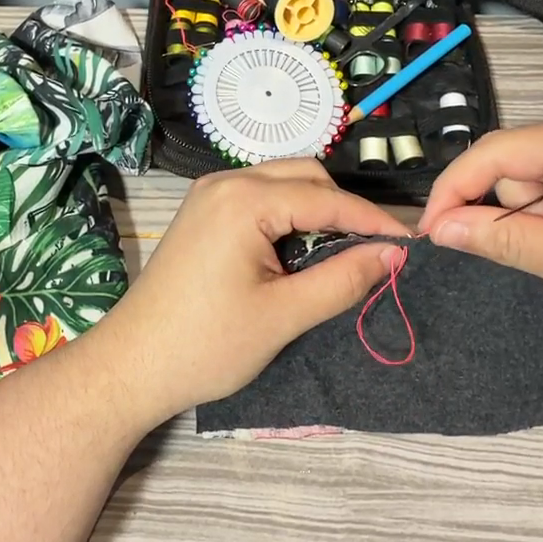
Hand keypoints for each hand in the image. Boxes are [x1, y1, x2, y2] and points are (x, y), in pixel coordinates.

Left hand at [90, 158, 410, 423]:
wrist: (131, 364)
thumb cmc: (206, 344)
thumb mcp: (283, 316)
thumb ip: (343, 279)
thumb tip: (393, 254)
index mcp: (243, 199)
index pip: (325, 198)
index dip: (371, 220)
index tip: (410, 244)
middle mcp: (225, 182)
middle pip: (304, 177)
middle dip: (342, 209)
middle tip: (371, 253)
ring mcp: (208, 194)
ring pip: (281, 183)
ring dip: (315, 211)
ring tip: (339, 255)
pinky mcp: (202, 212)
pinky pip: (258, 197)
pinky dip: (287, 216)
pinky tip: (297, 252)